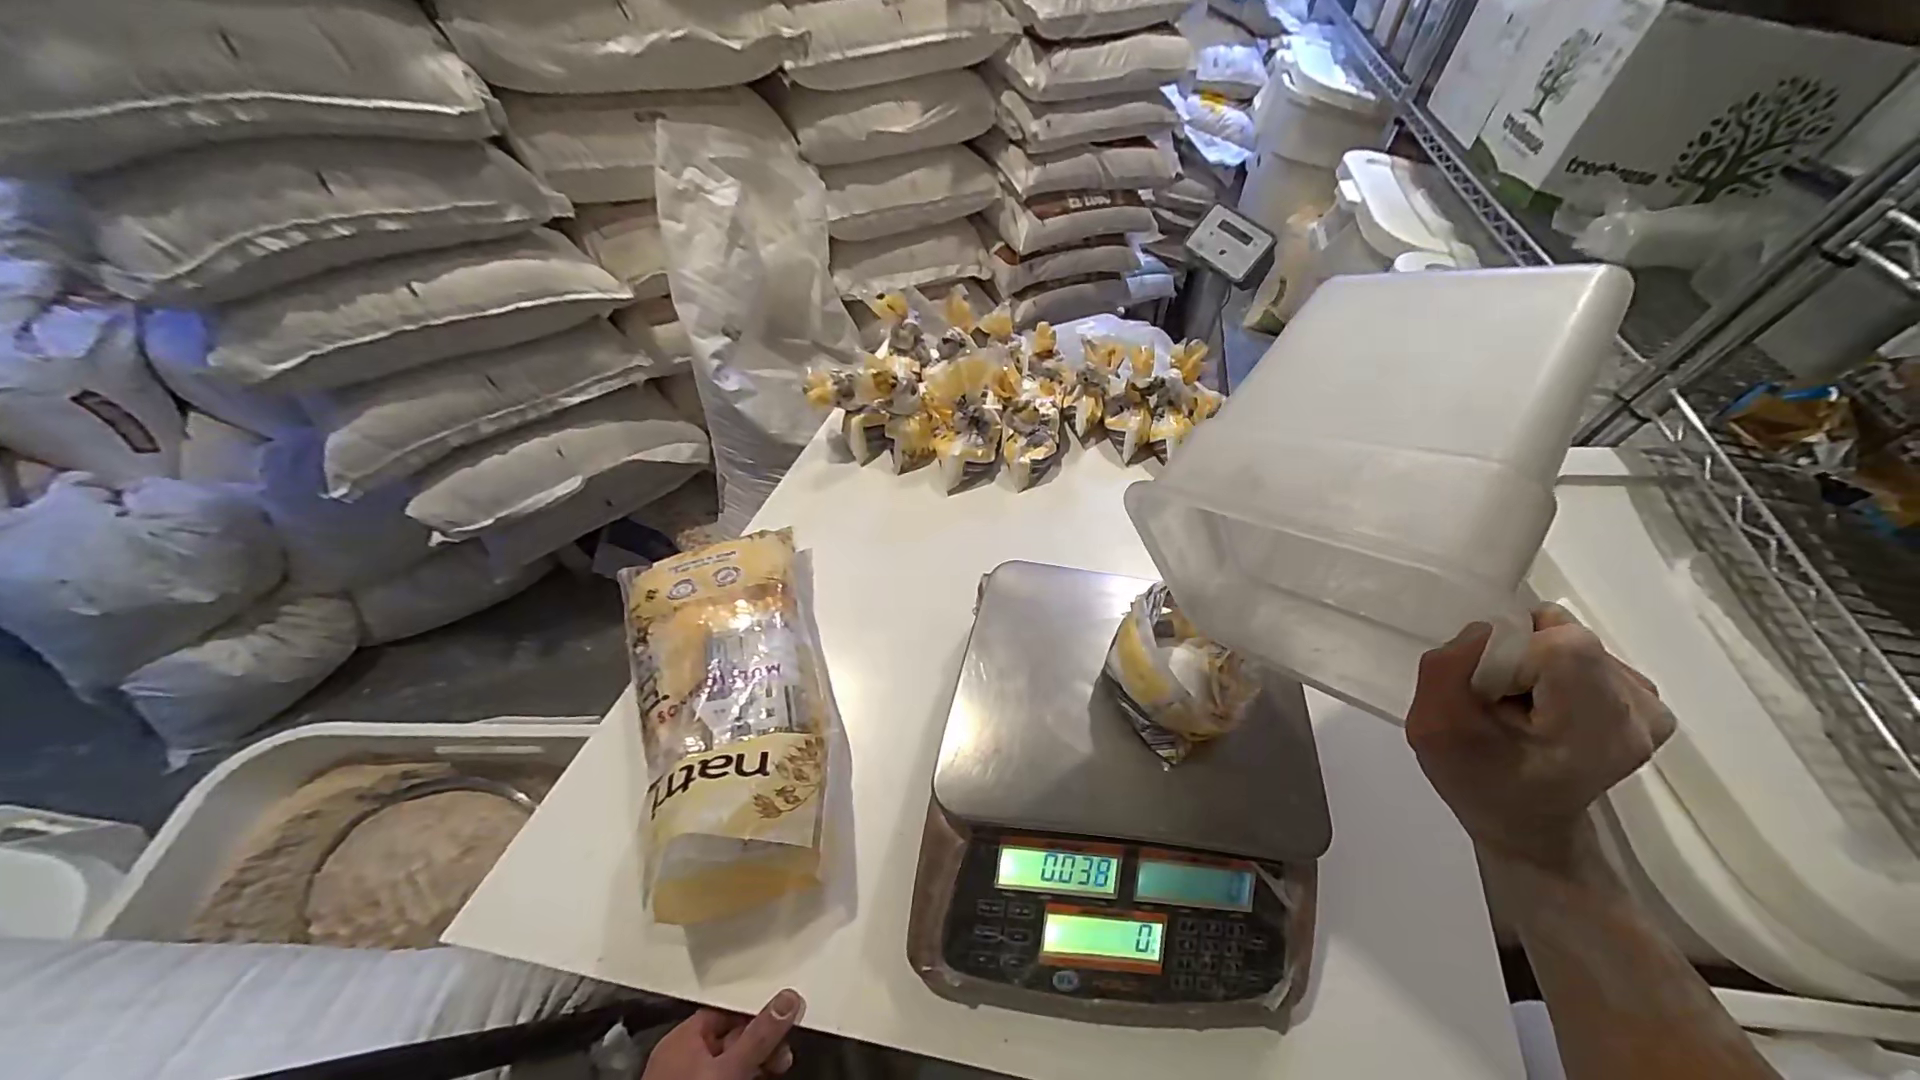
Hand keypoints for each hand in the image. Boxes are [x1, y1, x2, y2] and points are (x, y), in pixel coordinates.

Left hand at [641, 989, 804, 1079]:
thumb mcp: (731, 1069)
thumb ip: (760, 1035)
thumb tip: (788, 1000)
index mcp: (682, 1039)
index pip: (726, 1011)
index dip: (756, 1015)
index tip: (783, 1021)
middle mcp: (679, 1060)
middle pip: (730, 1039)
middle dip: (760, 1046)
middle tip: (783, 1057)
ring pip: (727, 1065)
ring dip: (756, 1066)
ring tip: (777, 1070)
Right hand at [1406, 604, 1675, 871]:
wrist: (1525, 822)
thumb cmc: (1476, 781)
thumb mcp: (1432, 727)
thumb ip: (1449, 667)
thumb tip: (1490, 630)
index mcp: (1596, 730)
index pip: (1561, 646)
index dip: (1507, 656)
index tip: (1488, 695)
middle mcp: (1639, 713)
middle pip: (1564, 635)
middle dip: (1515, 655)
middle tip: (1496, 701)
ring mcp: (1649, 706)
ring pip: (1570, 638)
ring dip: (1528, 661)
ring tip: (1517, 706)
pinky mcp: (1644, 700)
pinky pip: (1581, 651)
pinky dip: (1547, 667)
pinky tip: (1539, 705)